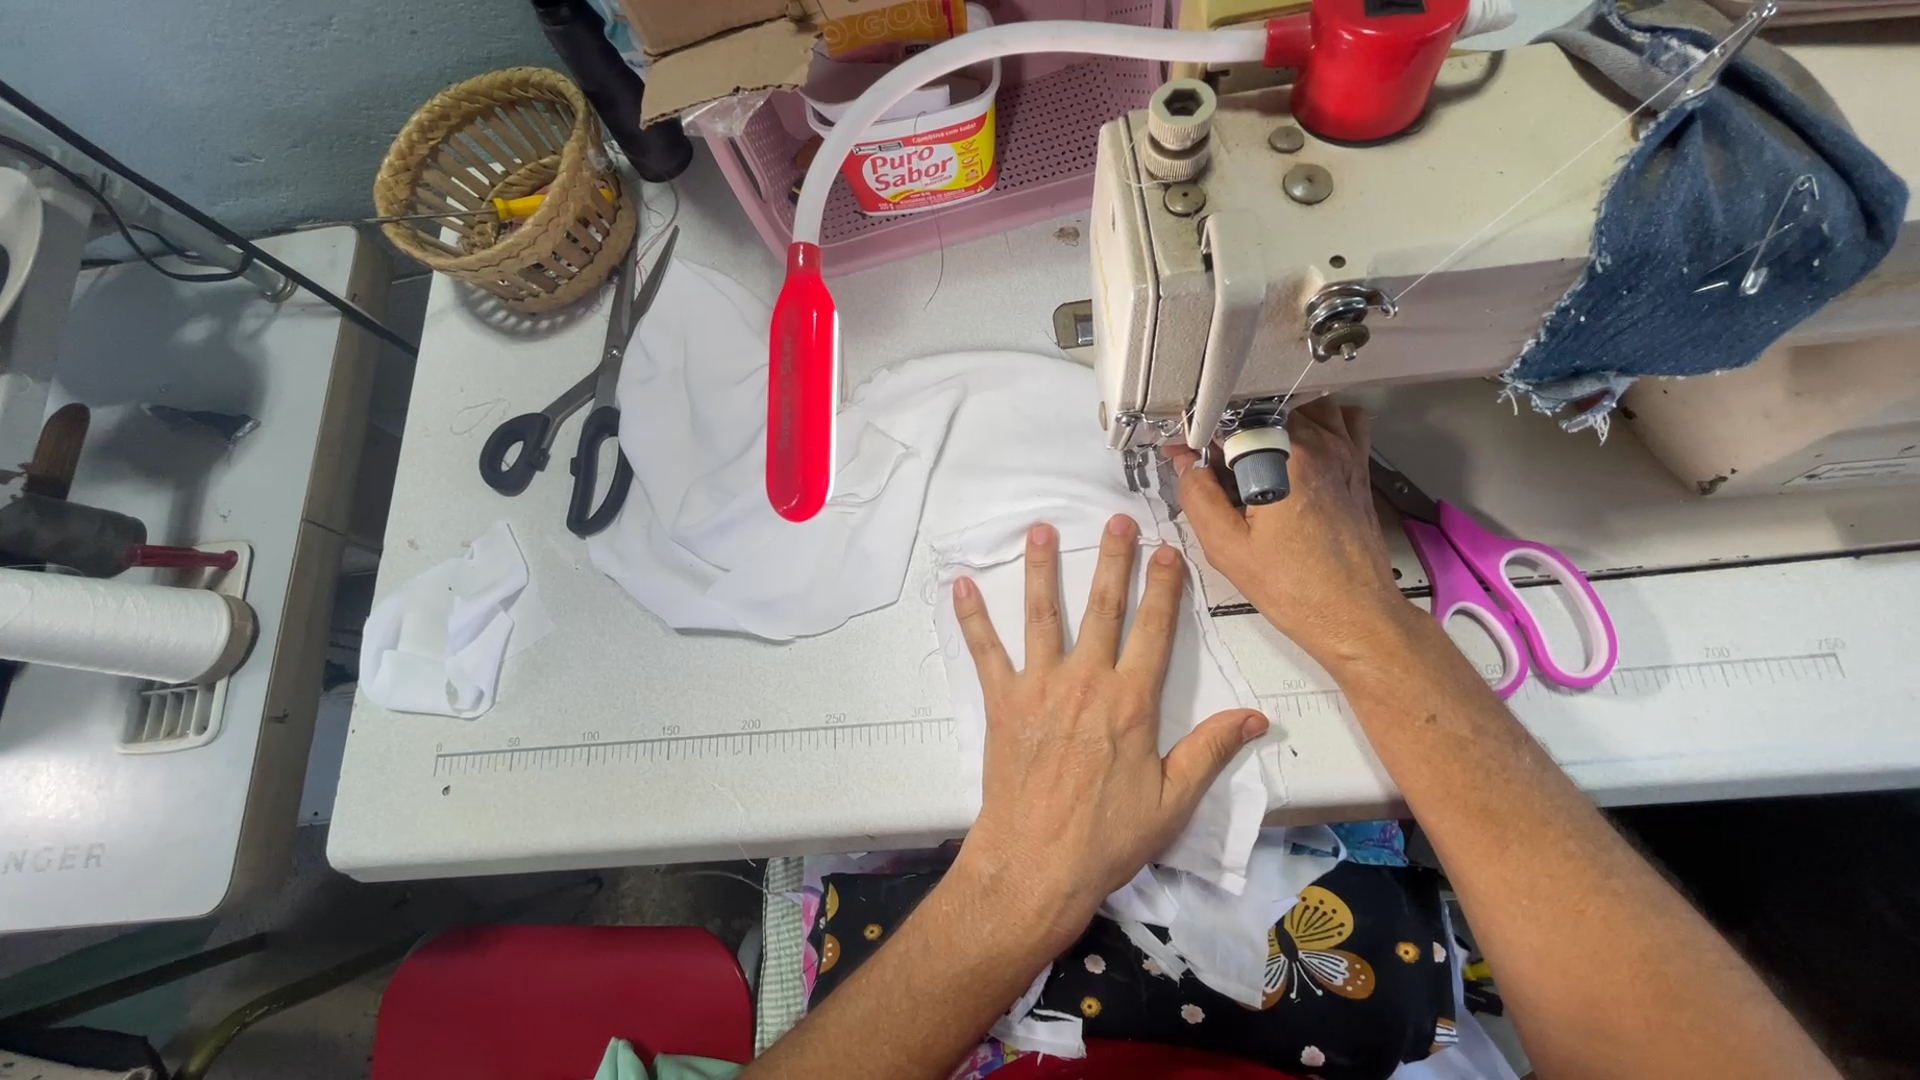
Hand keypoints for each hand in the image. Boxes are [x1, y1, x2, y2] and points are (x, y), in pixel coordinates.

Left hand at [948, 515, 1268, 950]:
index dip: (1163, 587)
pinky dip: (972, 617)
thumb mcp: (1173, 800)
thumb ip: (1211, 750)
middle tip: (1116, 519)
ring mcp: (1039, 687)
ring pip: (1042, 615)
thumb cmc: (1108, 837)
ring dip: (1041, 569)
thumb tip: (1256, 718)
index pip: (1154, 630)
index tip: (1167, 549)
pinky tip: (962, 585)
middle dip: (1112, 559)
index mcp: (1131, 702)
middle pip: (1102, 607)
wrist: (1036, 864)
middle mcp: (1086, 682)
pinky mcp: (1002, 702)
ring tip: (1040, 529)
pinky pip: (985, 651)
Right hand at [1167, 398, 1413, 672]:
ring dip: (1272, 417)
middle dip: (1229, 426)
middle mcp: (1319, 447)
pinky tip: (1296, 449)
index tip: (1181, 452)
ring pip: (1303, 404)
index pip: (1228, 422)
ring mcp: (1344, 453)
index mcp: (1284, 461)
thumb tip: (1186, 465)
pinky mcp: (1357, 467)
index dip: (1197, 435)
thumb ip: (1198, 497)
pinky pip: (1342, 420)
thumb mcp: (1227, 548)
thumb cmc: (1296, 589)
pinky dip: (1318, 421)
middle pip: (1263, 408)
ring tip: (1251, 451)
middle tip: (1209, 460)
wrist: (1355, 615)